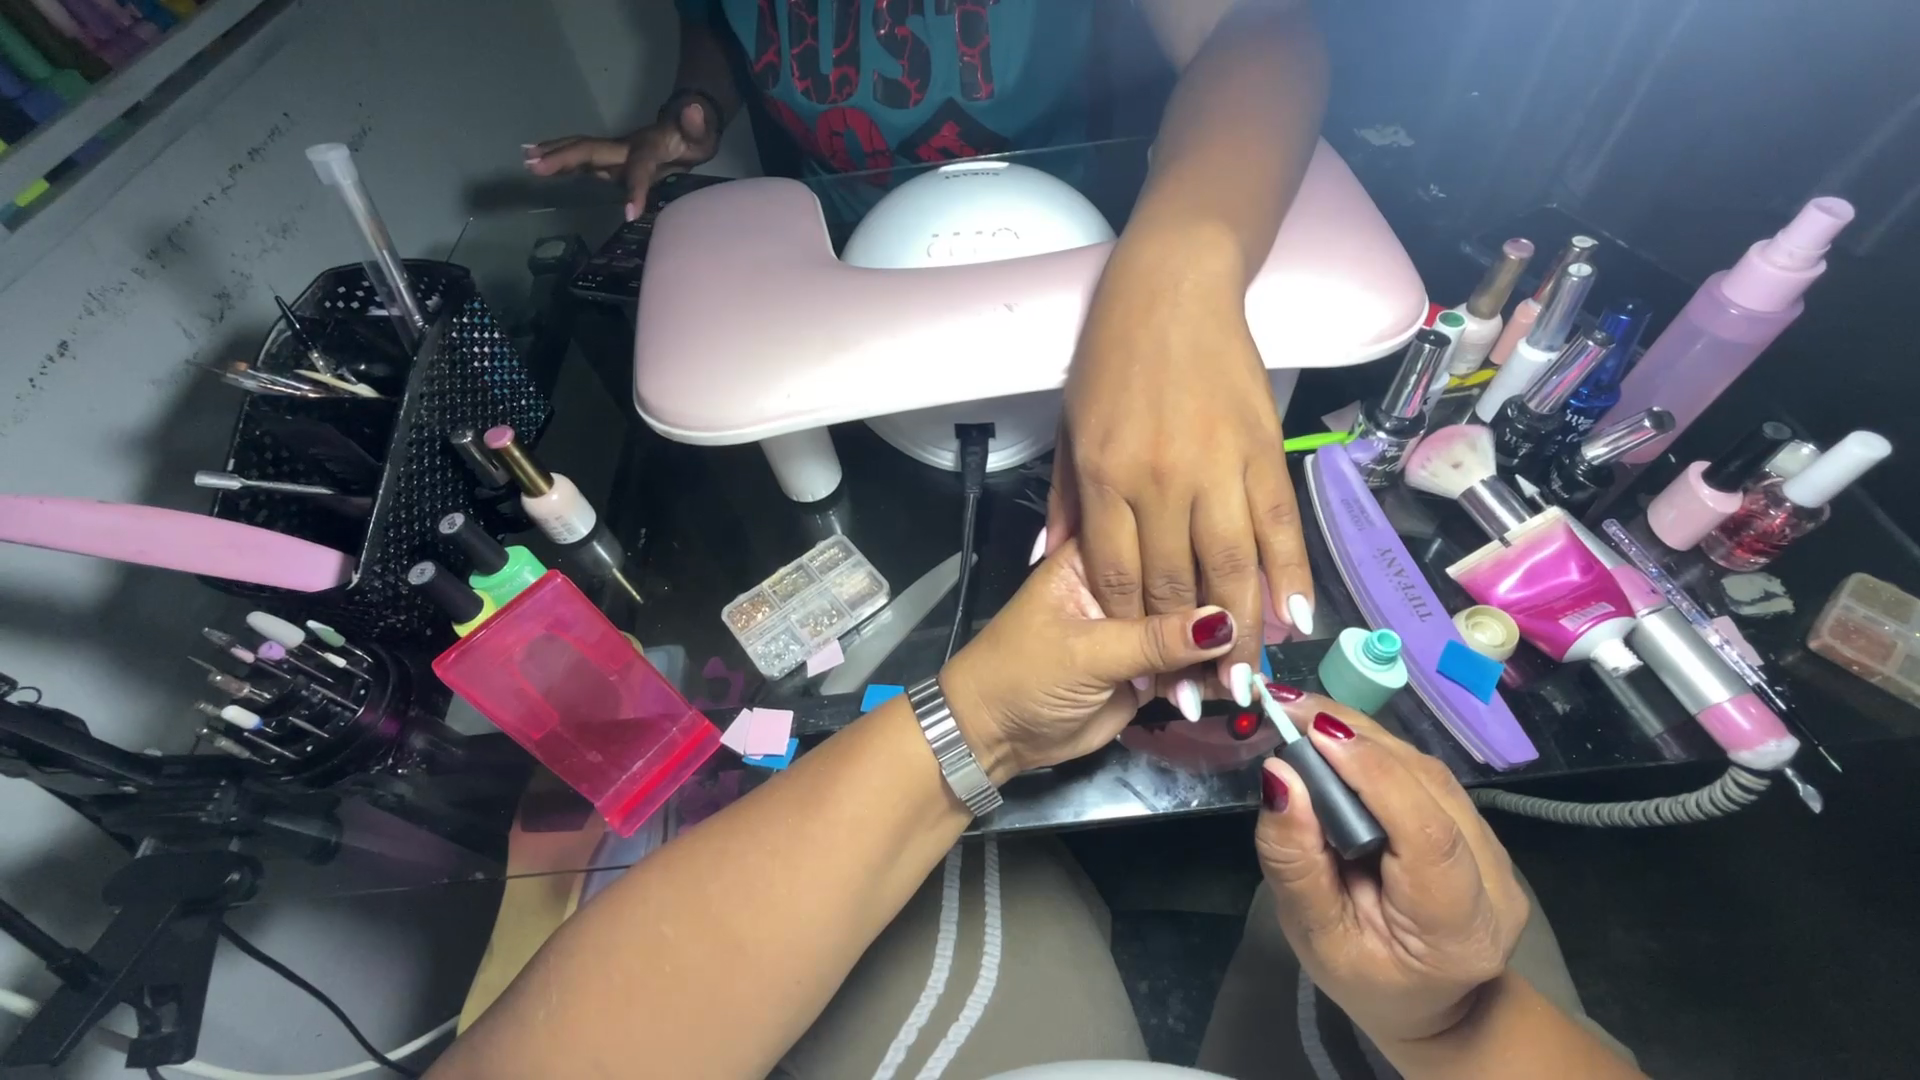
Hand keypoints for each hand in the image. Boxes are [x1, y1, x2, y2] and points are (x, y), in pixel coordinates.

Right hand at [524, 98, 719, 219]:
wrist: (689, 128)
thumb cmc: (694, 137)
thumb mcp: (702, 135)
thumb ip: (697, 127)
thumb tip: (695, 110)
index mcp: (648, 149)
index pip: (638, 170)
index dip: (634, 190)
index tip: (629, 214)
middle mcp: (625, 148)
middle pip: (590, 151)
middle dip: (563, 159)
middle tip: (533, 166)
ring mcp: (617, 152)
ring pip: (581, 153)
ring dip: (554, 157)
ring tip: (527, 161)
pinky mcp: (615, 160)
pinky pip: (585, 162)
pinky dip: (564, 164)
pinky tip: (545, 167)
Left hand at [938, 542, 1238, 783]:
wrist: (997, 733)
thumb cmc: (1023, 674)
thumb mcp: (1086, 652)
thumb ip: (1153, 639)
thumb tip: (1225, 623)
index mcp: (1096, 556)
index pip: (1161, 540)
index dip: (1205, 556)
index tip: (1256, 575)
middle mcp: (1124, 580)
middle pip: (1186, 584)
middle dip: (1221, 610)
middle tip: (1265, 633)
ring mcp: (1138, 624)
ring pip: (1194, 627)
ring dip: (1221, 648)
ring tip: (1251, 668)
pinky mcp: (1148, 665)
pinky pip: (1189, 664)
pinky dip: (1210, 675)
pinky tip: (1238, 682)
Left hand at [1050, 249, 1311, 720]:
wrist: (1170, 290)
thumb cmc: (1108, 361)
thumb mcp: (1070, 432)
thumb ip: (1069, 503)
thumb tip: (1058, 561)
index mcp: (1104, 480)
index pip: (1118, 576)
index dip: (1132, 631)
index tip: (1146, 671)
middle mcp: (1159, 483)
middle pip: (1172, 584)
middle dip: (1184, 649)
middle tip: (1200, 697)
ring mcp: (1216, 468)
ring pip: (1229, 568)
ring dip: (1240, 633)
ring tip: (1247, 680)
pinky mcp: (1261, 452)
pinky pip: (1278, 527)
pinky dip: (1290, 576)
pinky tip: (1295, 621)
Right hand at [1253, 692, 1528, 1044]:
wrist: (1434, 1004)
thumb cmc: (1366, 977)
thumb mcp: (1312, 933)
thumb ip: (1294, 861)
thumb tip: (1279, 776)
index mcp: (1456, 928)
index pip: (1427, 835)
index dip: (1374, 774)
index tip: (1314, 731)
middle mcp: (1495, 882)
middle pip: (1429, 786)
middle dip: (1356, 737)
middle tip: (1286, 704)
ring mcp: (1495, 850)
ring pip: (1428, 770)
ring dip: (1361, 733)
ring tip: (1299, 710)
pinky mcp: (1478, 827)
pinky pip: (1424, 773)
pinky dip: (1374, 746)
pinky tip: (1332, 734)